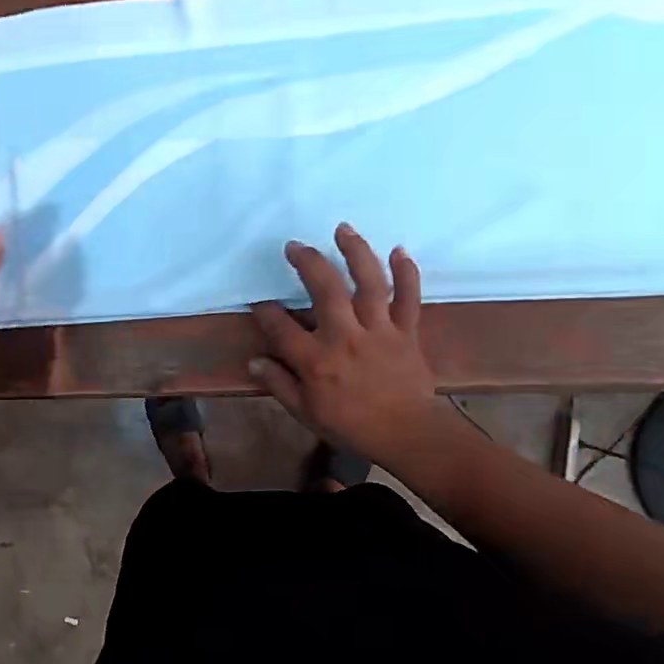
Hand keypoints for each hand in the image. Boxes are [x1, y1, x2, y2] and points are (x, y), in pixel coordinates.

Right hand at [248, 223, 450, 463]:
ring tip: (342, 229)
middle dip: (307, 262)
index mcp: (317, 360)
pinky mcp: (406, 331)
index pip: (282, 328)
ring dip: (355, 252)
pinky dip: (407, 273)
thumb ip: (279, 384)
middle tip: (294, 246)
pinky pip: (408, 297)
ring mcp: (379, 330)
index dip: (266, 312)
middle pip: (325, 289)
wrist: (406, 434)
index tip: (259, 302)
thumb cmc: (352, 426)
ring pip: (368, 283)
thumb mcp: (306, 412)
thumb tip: (254, 360)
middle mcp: (346, 337)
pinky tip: (399, 250)